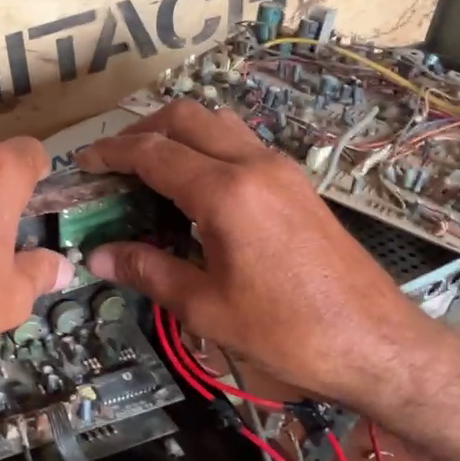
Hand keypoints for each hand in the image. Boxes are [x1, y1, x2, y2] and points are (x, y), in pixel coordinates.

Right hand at [76, 100, 445, 414]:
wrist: (376, 342)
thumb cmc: (286, 331)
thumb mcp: (205, 308)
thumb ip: (148, 272)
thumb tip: (97, 257)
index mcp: (226, 193)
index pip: (155, 153)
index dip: (112, 153)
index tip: (83, 162)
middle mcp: (254, 165)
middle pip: (187, 118)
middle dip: (142, 130)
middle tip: (113, 161)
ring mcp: (281, 170)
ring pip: (218, 124)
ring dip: (178, 133)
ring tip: (149, 168)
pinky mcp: (297, 184)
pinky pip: (241, 145)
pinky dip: (207, 148)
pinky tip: (193, 188)